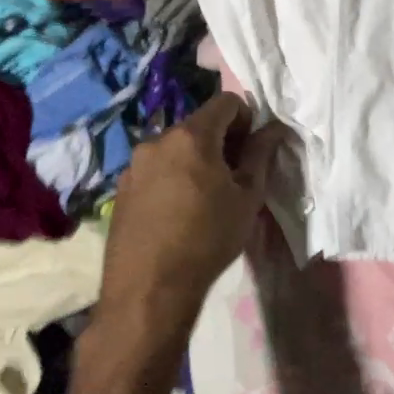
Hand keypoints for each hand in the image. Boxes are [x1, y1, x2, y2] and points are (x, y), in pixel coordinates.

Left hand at [98, 93, 287, 331]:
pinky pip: (157, 170)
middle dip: (222, 141)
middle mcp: (157, 143)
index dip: (247, 119)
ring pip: (177, 149)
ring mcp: (133, 168)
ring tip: (207, 196)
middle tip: (235, 175)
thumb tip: (274, 128)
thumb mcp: (248, 194)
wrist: (148, 292)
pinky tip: (180, 211)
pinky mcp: (120, 192)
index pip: (227, 102)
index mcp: (191, 137)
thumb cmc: (208, 237)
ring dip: (197, 160)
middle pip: (200, 125)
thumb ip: (261, 153)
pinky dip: (174, 178)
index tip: (252, 150)